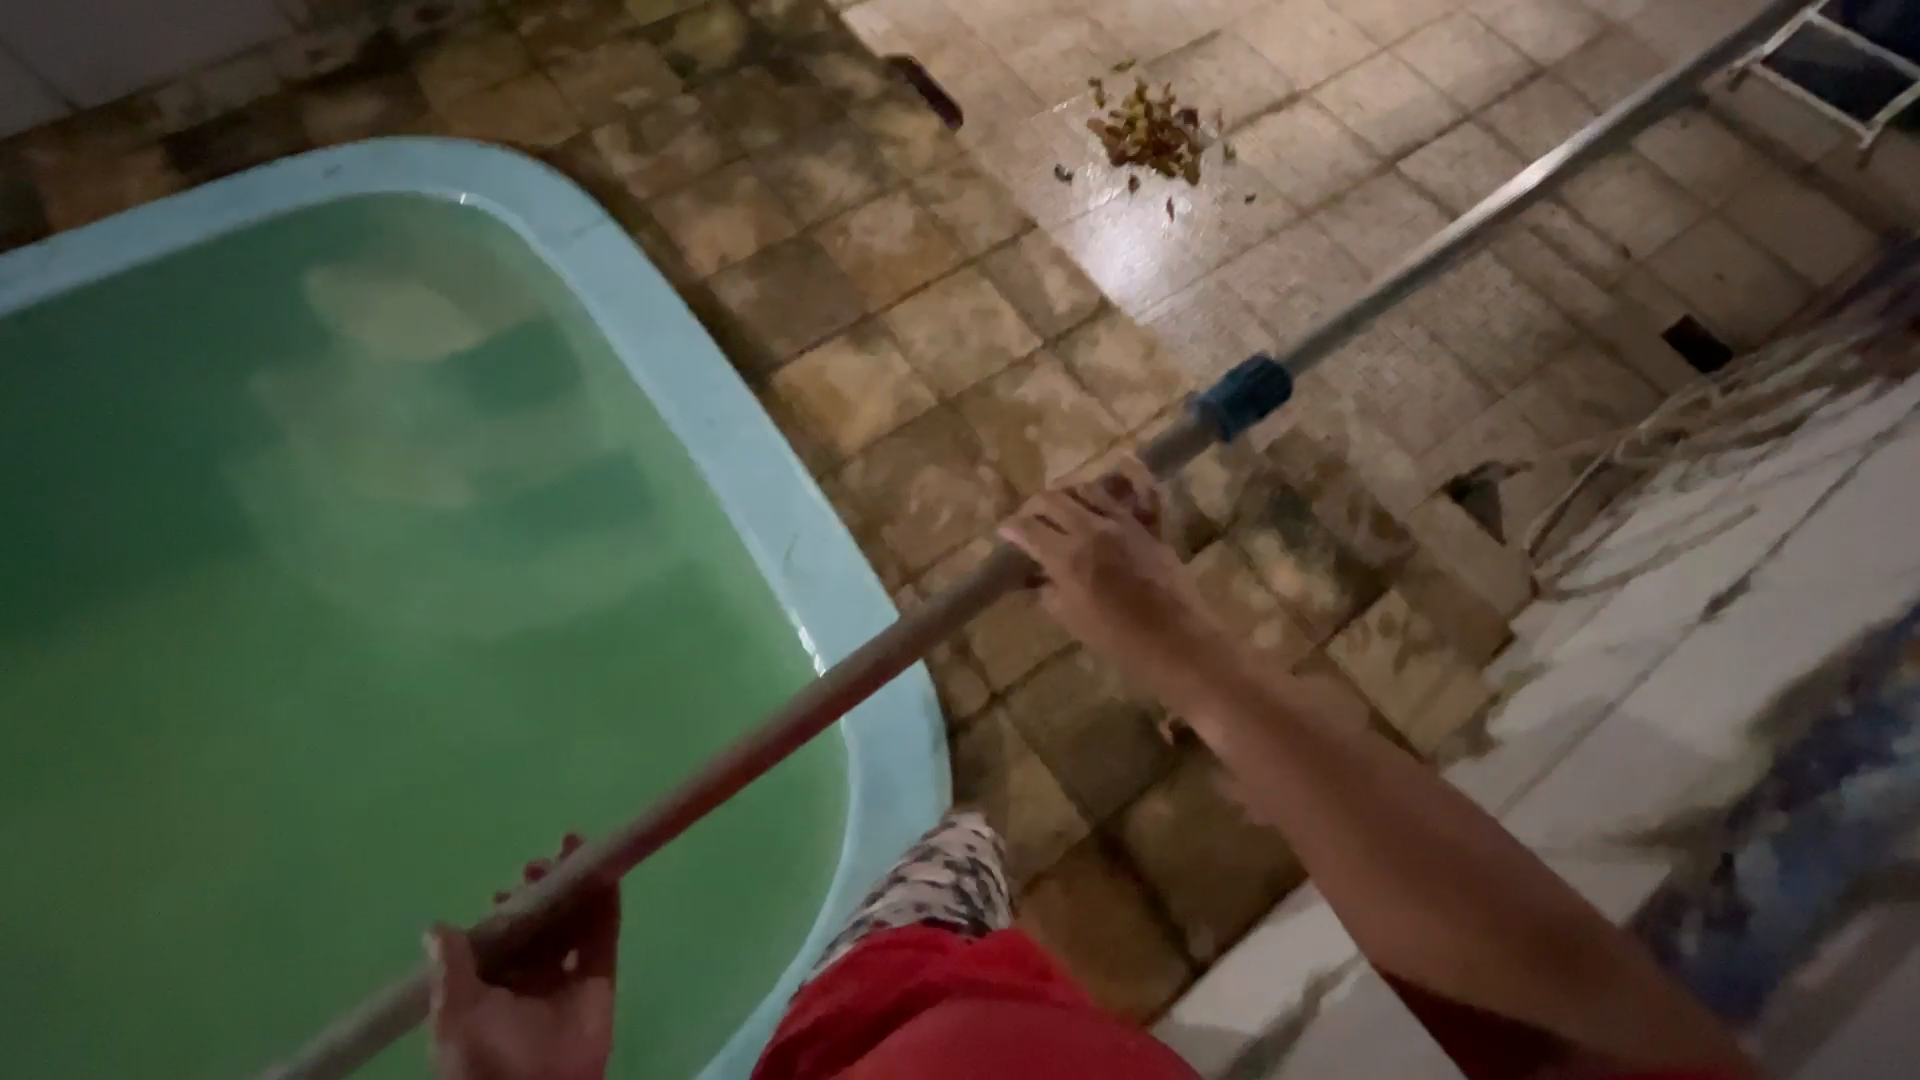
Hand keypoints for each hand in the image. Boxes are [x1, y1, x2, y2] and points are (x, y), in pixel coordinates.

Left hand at [426, 834, 621, 1079]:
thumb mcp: (456, 1018)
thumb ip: (452, 971)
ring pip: (575, 920)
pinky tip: (606, 874)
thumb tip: (436, 926)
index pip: (504, 938)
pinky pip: (605, 932)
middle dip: (544, 891)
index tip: (510, 884)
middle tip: (543, 863)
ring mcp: (569, 973)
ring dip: (576, 887)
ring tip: (574, 850)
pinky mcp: (600, 974)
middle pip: (543, 922)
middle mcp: (532, 975)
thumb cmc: (486, 1061)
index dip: (509, 909)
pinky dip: (607, 903)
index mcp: (494, 987)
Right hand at [998, 461, 1232, 701]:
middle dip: (1034, 506)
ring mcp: (1124, 523)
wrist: (1174, 639)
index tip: (1005, 530)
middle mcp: (1091, 530)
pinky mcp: (1151, 526)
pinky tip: (1123, 462)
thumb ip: (1048, 593)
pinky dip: (1134, 474)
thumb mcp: (1071, 619)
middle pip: (1052, 500)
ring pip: (1089, 489)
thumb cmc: (1117, 638)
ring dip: (1070, 492)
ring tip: (1063, 503)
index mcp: (1066, 557)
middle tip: (1029, 518)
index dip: (1011, 527)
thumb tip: (1035, 579)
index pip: (1027, 529)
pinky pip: (1145, 491)